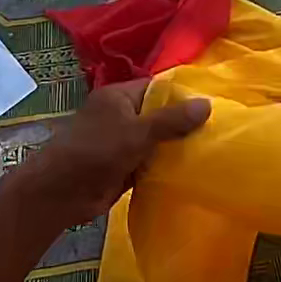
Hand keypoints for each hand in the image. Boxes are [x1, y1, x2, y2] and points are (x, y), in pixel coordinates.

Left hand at [11, 79, 210, 225]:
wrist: (60, 193)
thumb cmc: (96, 152)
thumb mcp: (137, 132)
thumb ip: (172, 120)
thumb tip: (208, 103)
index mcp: (119, 97)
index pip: (157, 87)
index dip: (183, 94)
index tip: (214, 102)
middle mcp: (120, 116)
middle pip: (159, 115)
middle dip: (184, 123)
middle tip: (219, 128)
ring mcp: (121, 143)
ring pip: (157, 141)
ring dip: (176, 148)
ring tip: (213, 148)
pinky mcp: (123, 167)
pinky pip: (151, 163)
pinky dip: (166, 167)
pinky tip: (193, 170)